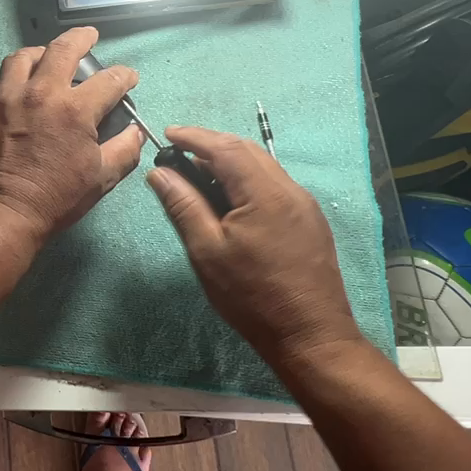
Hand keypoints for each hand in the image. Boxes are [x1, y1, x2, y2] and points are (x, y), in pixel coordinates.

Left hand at [0, 27, 145, 242]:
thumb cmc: (54, 198)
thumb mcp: (100, 179)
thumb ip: (124, 151)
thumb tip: (135, 132)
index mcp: (74, 109)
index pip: (109, 81)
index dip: (124, 76)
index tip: (127, 77)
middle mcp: (39, 92)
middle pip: (63, 49)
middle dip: (81, 38)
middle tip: (88, 36)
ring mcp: (4, 95)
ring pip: (21, 57)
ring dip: (38, 54)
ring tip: (43, 57)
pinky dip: (5, 82)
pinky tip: (9, 89)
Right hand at [146, 126, 367, 372]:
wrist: (311, 337)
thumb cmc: (252, 296)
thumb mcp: (206, 251)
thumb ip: (183, 205)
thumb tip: (159, 173)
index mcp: (265, 194)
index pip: (226, 148)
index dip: (194, 137)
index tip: (167, 133)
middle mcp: (290, 191)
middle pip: (247, 150)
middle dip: (211, 145)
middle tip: (178, 152)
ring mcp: (304, 206)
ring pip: (262, 166)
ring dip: (229, 161)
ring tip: (198, 174)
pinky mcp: (309, 221)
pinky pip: (273, 184)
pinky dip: (246, 178)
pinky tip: (228, 198)